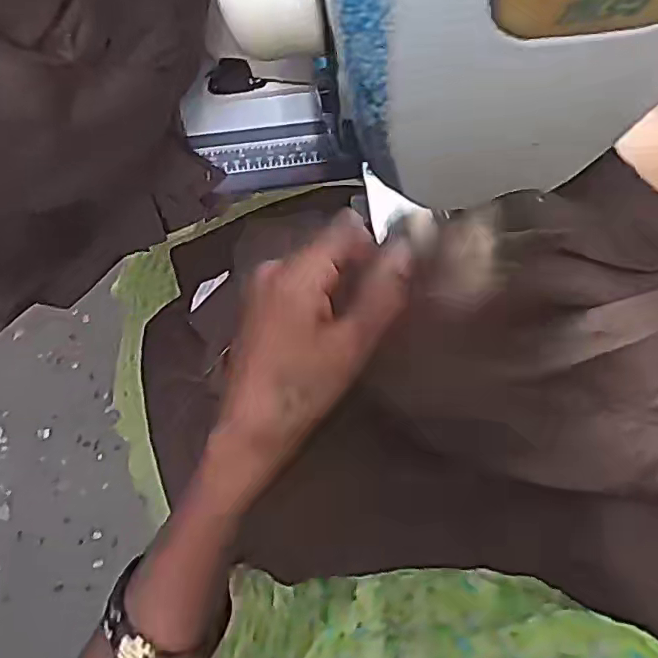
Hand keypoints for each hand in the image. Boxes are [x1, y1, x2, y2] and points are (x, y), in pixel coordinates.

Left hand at [200, 210, 411, 507]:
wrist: (250, 430)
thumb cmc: (301, 389)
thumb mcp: (352, 343)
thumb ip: (383, 292)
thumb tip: (407, 250)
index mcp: (295, 270)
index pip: (347, 228)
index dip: (377, 245)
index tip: (394, 276)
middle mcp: (274, 267)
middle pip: (332, 247)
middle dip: (359, 271)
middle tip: (374, 312)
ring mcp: (263, 285)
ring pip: (318, 267)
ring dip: (341, 288)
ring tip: (350, 329)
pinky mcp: (260, 303)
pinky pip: (301, 284)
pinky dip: (320, 299)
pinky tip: (326, 335)